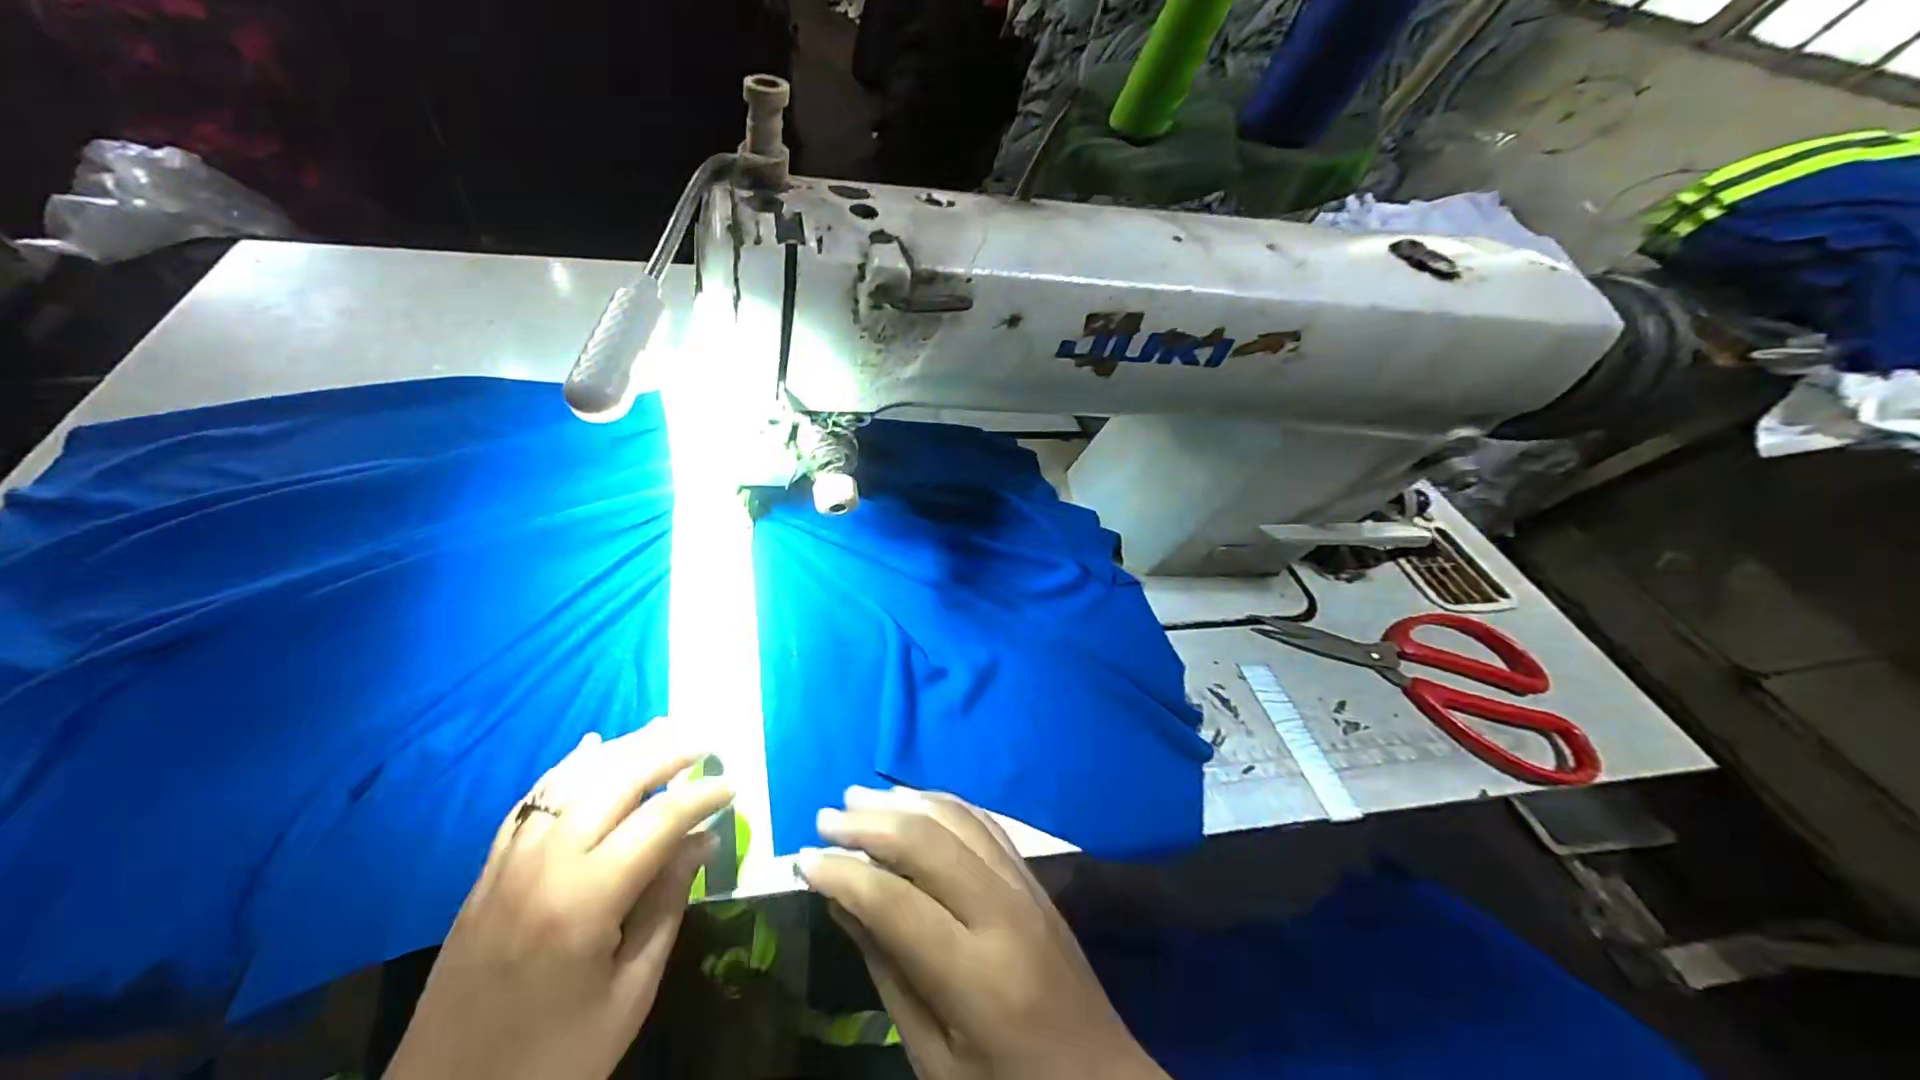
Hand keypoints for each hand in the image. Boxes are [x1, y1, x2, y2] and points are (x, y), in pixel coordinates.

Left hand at [388, 725, 733, 1079]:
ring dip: (621, 749)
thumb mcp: (631, 992)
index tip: (734, 786)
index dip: (702, 796)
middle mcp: (545, 864)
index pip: (659, 821)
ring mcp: (509, 863)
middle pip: (614, 782)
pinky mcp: (487, 873)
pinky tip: (590, 748)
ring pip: (571, 781)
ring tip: (661, 729)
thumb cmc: (555, 1058)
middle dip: (665, 753)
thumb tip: (702, 841)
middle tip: (705, 741)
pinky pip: (532, 802)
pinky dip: (567, 768)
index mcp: (586, 899)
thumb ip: (668, 905)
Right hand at [798, 787, 1169, 1079]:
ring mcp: (1026, 888)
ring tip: (860, 797)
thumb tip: (843, 902)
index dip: (842, 874)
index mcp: (975, 974)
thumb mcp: (935, 1056)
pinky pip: (988, 825)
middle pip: (928, 843)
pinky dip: (947, 805)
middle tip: (825, 819)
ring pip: (959, 820)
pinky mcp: (1037, 880)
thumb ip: (889, 973)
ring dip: (905, 802)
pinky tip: (919, 801)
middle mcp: (1003, 914)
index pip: (894, 903)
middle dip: (870, 824)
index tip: (803, 861)